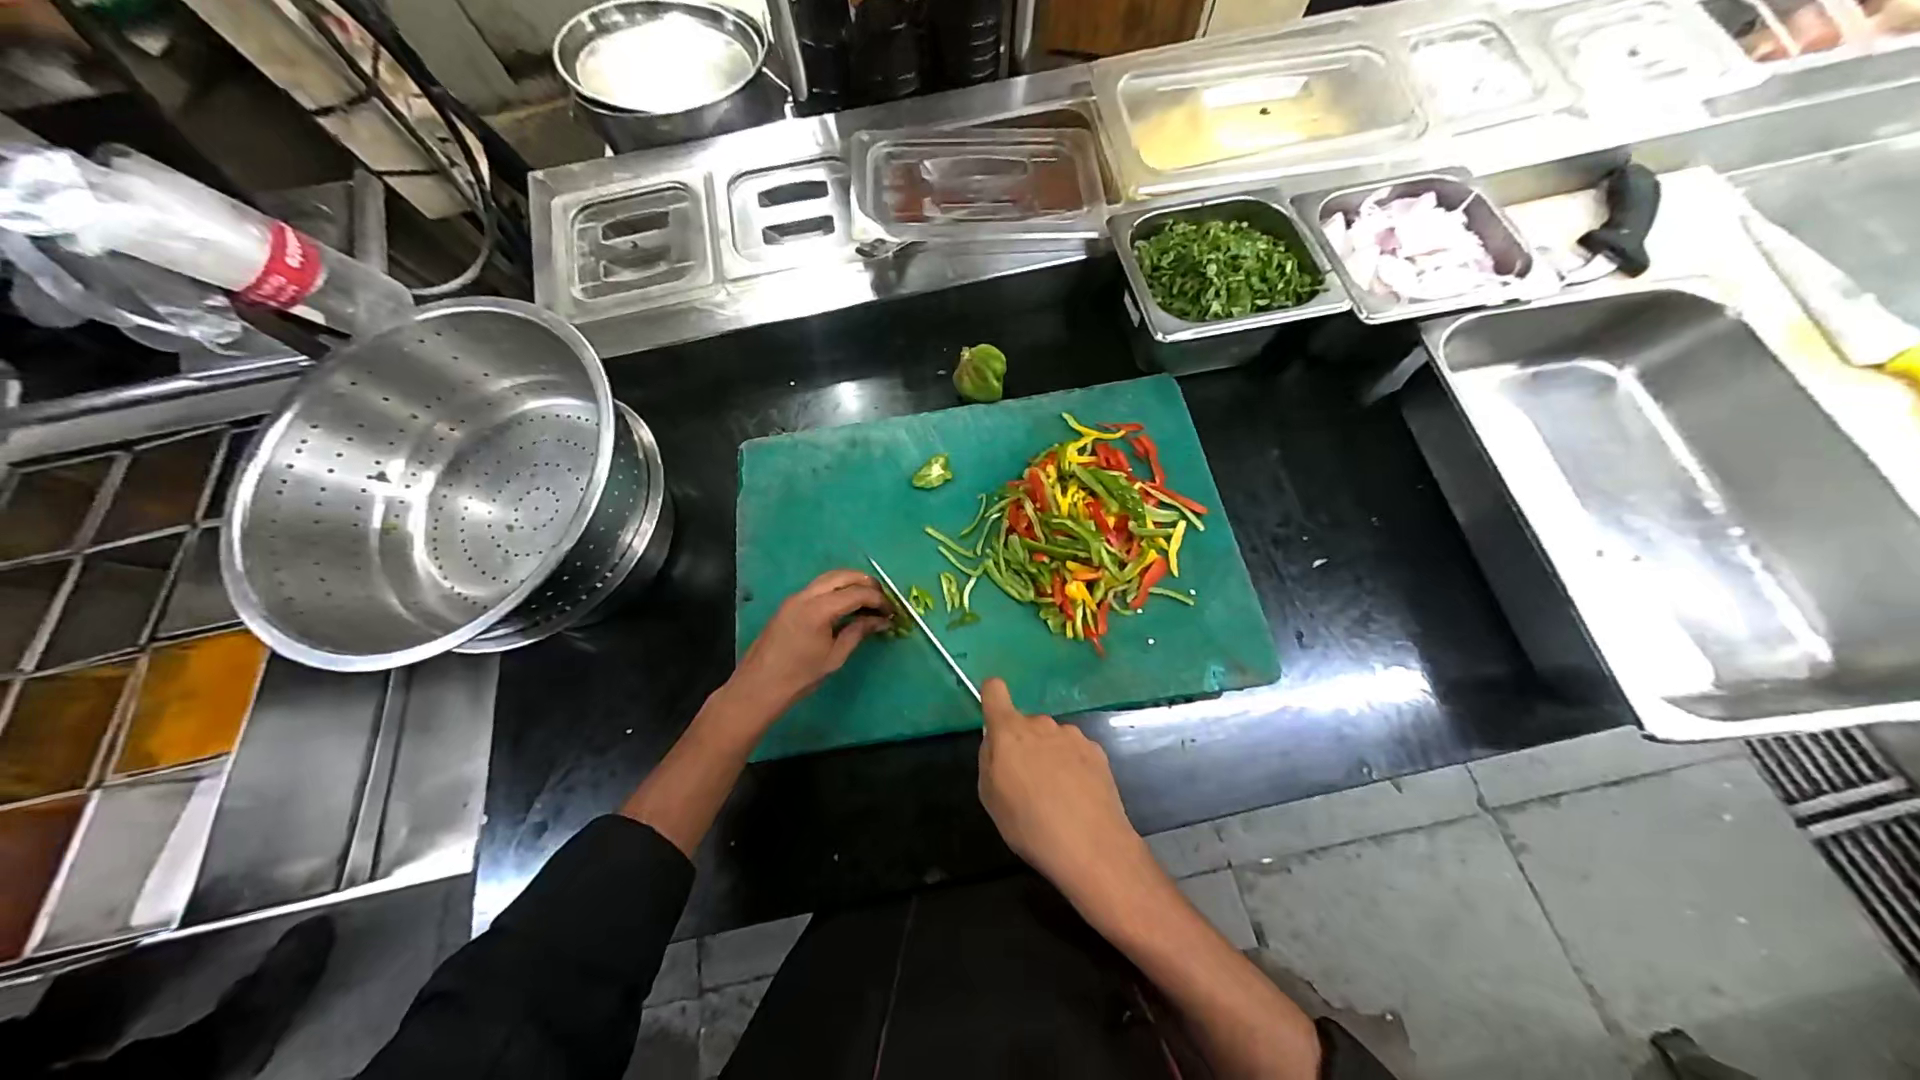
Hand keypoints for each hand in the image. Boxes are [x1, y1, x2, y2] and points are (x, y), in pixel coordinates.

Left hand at [726, 569, 891, 723]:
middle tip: (883, 600)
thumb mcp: (835, 657)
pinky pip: (819, 586)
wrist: (759, 686)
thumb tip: (881, 620)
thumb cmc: (800, 676)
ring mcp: (796, 597)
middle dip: (867, 584)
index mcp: (818, 609)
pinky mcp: (790, 603)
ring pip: (830, 578)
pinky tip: (847, 605)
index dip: (878, 600)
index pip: (856, 593)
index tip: (892, 612)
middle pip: (843, 576)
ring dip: (851, 583)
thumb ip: (858, 632)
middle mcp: (806, 595)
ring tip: (869, 600)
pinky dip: (837, 588)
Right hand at [977, 678, 1155, 914]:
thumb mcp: (990, 797)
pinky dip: (1072, 766)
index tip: (994, 719)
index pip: (994, 690)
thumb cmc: (1029, 825)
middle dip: (1023, 744)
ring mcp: (1073, 735)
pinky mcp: (1097, 751)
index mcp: (1009, 731)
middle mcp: (1042, 724)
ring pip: (1051, 738)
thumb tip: (997, 742)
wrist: (1091, 846)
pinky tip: (1077, 796)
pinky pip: (1074, 751)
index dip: (992, 698)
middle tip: (1025, 782)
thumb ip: (990, 759)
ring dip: (1049, 755)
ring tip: (1056, 795)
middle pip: (1025, 723)